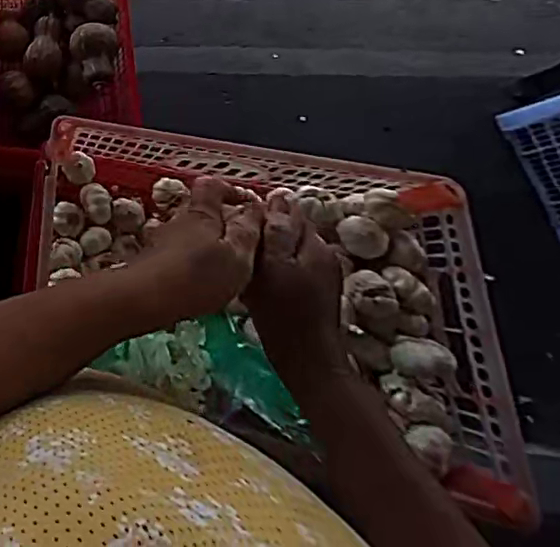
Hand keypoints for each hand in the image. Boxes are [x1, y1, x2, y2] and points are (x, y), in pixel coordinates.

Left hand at [135, 176, 264, 322]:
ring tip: (230, 268)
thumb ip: (247, 230)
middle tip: (246, 244)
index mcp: (201, 214)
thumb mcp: (236, 255)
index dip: (232, 190)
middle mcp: (179, 220)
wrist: (148, 297)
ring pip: (192, 233)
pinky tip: (207, 282)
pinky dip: (196, 261)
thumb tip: (256, 208)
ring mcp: (164, 239)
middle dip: (225, 222)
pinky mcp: (155, 260)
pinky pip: (182, 252)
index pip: (212, 185)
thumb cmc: (198, 275)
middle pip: (202, 210)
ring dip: (210, 245)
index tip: (252, 206)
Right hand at [246, 188, 348, 388]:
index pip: (288, 211)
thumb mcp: (272, 268)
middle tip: (236, 240)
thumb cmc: (284, 315)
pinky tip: (257, 278)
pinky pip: (289, 266)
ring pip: (287, 248)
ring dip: (267, 248)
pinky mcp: (314, 291)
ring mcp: (321, 274)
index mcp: (315, 245)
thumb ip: (275, 232)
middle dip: (264, 230)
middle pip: (288, 229)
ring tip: (243, 258)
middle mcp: (323, 255)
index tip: (237, 220)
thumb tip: (277, 197)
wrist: (307, 362)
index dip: (262, 212)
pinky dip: (273, 266)